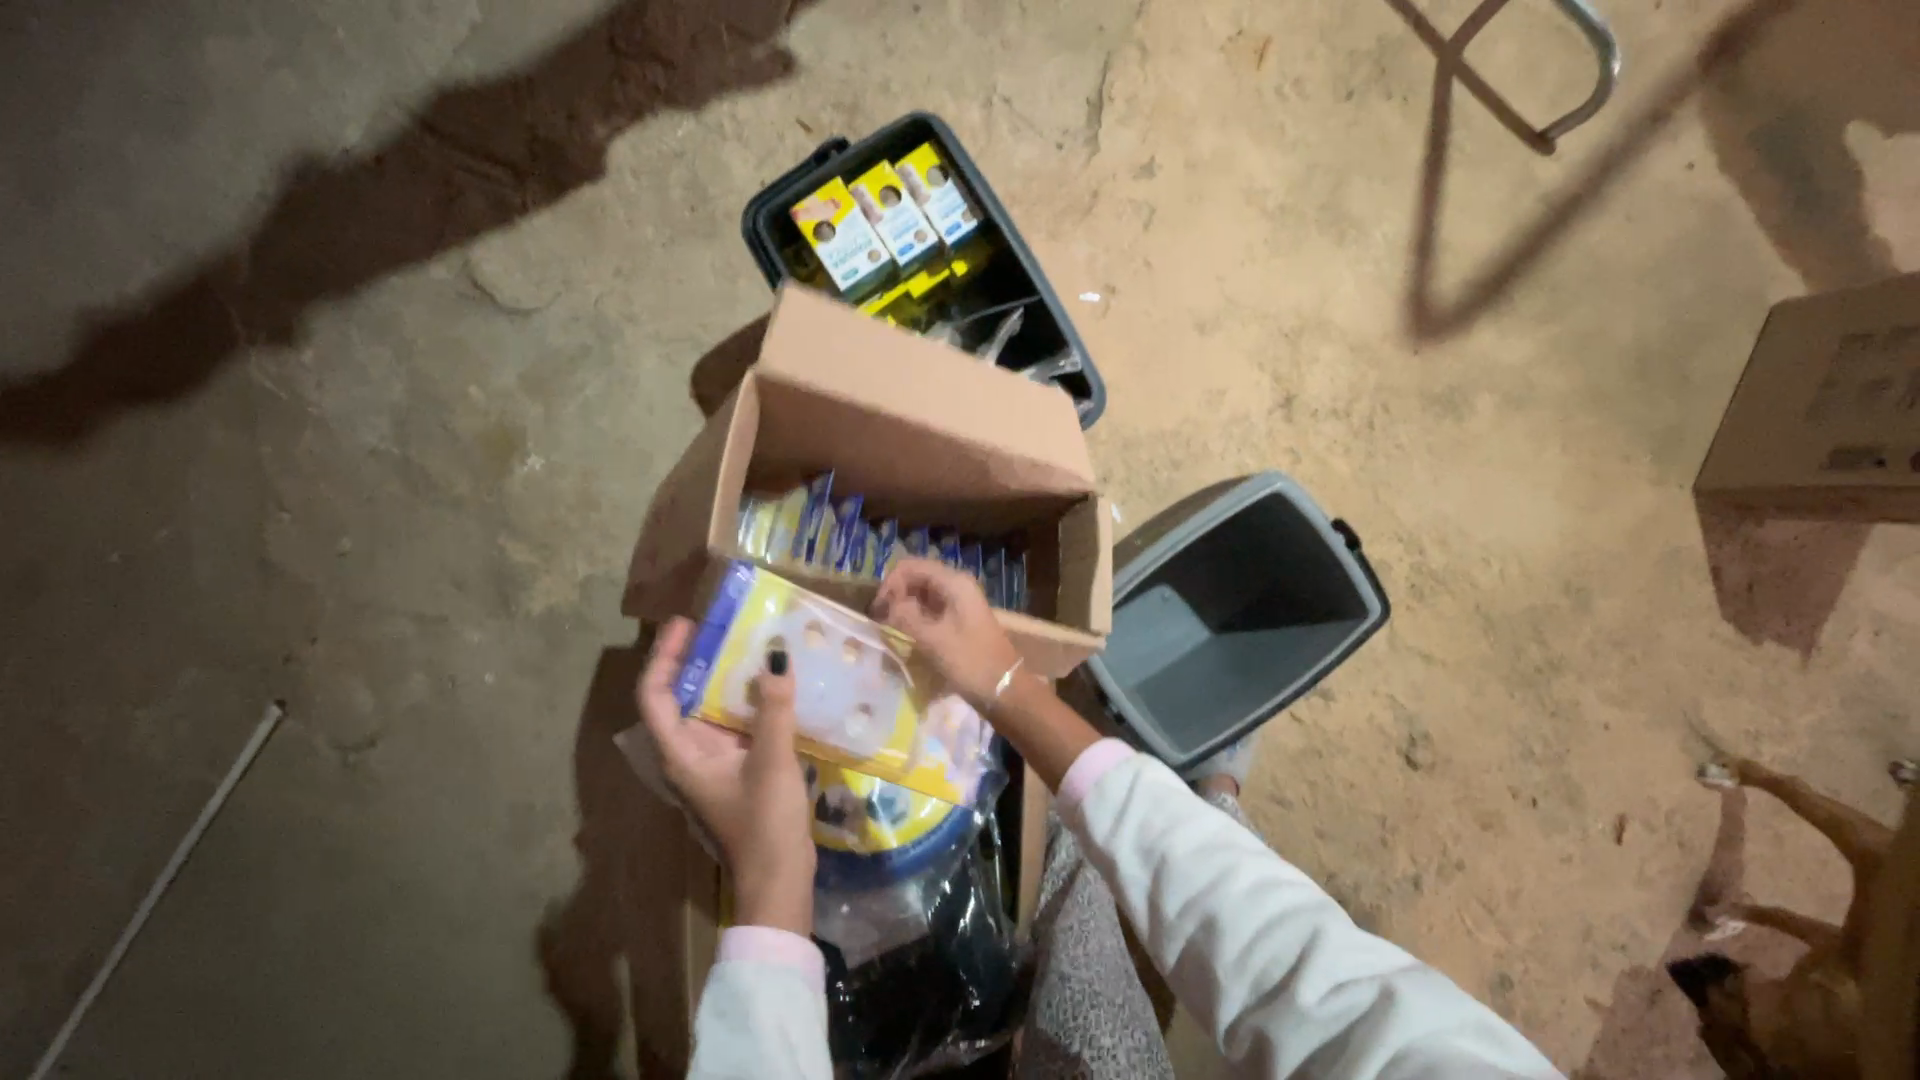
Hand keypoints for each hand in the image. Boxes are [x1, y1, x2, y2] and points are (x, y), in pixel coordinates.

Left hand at [638, 618, 814, 934]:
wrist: (779, 881)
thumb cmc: (764, 823)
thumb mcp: (771, 761)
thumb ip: (774, 708)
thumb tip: (775, 654)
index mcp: (682, 754)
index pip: (655, 696)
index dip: (664, 657)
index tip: (686, 624)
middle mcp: (691, 755)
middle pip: (683, 697)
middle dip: (700, 659)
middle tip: (725, 626)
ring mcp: (716, 763)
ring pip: (713, 710)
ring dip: (729, 678)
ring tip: (753, 644)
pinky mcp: (741, 770)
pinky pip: (738, 724)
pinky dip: (752, 701)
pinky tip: (778, 685)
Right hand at [872, 557, 1021, 707]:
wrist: (1005, 690)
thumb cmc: (971, 662)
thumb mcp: (934, 640)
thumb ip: (906, 617)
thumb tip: (888, 606)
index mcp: (954, 582)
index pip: (911, 567)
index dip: (890, 584)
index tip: (878, 610)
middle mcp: (957, 586)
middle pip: (916, 578)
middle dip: (895, 596)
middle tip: (880, 621)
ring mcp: (959, 604)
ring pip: (922, 596)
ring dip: (904, 608)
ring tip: (889, 630)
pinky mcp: (958, 621)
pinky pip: (930, 611)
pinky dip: (915, 619)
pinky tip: (905, 635)